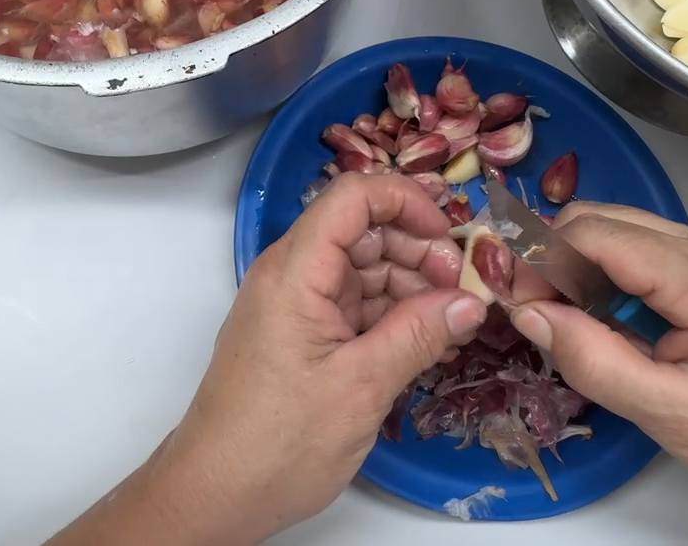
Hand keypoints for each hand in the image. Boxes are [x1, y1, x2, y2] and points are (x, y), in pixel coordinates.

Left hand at [48, 174, 486, 545]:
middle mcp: (293, 272)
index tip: (451, 235)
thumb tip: (471, 301)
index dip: (405, 201)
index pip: (351, 197)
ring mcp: (298, 300)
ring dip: (412, 283)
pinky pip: (356, 301)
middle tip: (466, 289)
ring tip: (456, 319)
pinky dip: (394, 312)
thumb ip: (417, 336)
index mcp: (295, 269)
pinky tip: (430, 337)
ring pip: (364, 266)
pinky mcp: (305, 329)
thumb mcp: (360, 388)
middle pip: (363, 229)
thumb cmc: (278, 440)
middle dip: (418, 248)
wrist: (217, 490)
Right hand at [506, 202, 687, 545]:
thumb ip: (595, 361)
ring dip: (578, 266)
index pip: (598, 233)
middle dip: (552, 257)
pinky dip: (606, 272)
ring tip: (574, 324)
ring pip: (616, 229)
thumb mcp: (679, 422)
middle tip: (536, 315)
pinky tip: (611, 320)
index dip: (541, 257)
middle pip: (601, 219)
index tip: (512, 299)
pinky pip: (640, 247)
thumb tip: (524, 309)